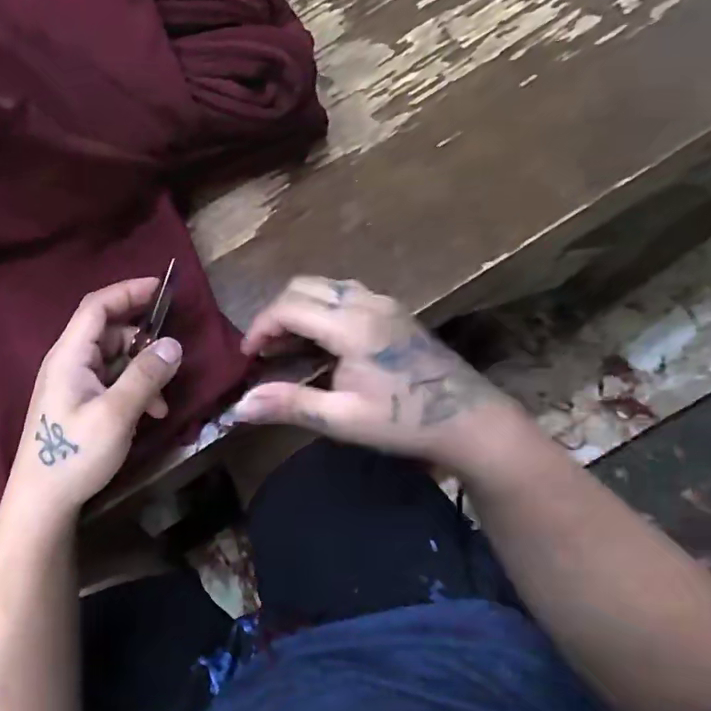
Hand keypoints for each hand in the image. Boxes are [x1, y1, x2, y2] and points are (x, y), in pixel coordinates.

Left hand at [2, 277, 183, 523]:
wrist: (41, 500)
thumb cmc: (75, 453)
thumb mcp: (116, 414)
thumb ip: (145, 376)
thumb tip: (173, 344)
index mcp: (69, 355)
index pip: (97, 306)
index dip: (128, 291)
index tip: (162, 288)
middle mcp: (67, 363)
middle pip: (107, 332)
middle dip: (142, 340)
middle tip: (172, 355)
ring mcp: (70, 384)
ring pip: (112, 360)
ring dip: (141, 371)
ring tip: (162, 401)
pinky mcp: (75, 404)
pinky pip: (108, 382)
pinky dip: (131, 389)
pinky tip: (149, 413)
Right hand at [231, 276, 522, 468]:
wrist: (472, 423)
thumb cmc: (405, 422)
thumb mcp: (342, 419)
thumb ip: (288, 405)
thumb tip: (238, 407)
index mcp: (353, 326)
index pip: (289, 307)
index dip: (260, 328)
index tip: (247, 357)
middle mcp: (368, 303)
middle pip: (303, 287)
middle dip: (275, 314)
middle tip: (264, 350)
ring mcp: (384, 304)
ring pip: (324, 287)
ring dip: (297, 309)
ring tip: (286, 346)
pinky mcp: (393, 311)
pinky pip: (343, 294)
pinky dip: (319, 309)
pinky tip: (319, 343)